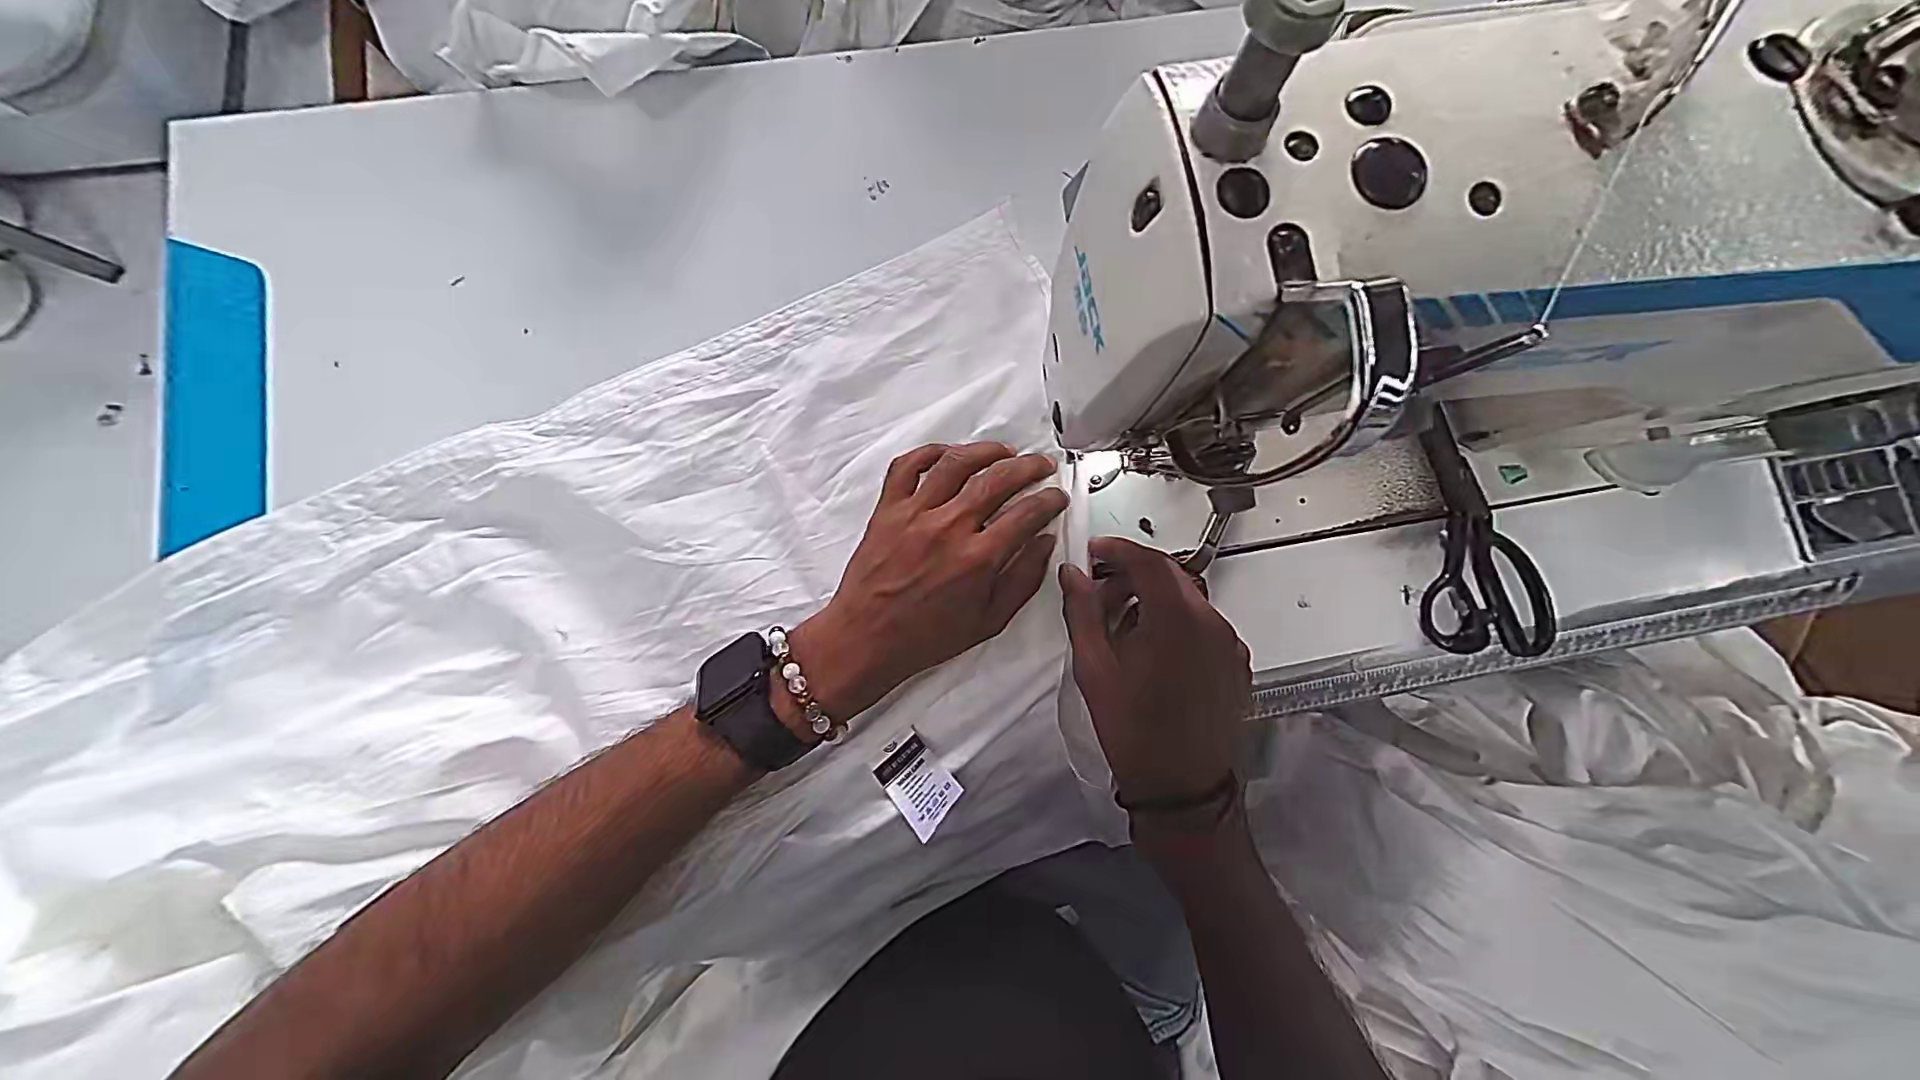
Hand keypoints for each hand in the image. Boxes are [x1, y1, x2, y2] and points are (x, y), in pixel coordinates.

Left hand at [785, 442, 1068, 728]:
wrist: (867, 638)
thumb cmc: (923, 635)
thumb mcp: (989, 620)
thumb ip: (1024, 579)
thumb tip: (1044, 544)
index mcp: (977, 560)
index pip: (1027, 513)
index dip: (1049, 500)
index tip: (1055, 497)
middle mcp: (948, 529)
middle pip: (998, 478)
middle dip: (1029, 466)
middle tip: (1040, 466)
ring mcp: (915, 515)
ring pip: (956, 463)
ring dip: (987, 451)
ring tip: (1003, 452)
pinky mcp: (888, 510)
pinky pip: (908, 466)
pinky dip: (930, 452)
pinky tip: (949, 455)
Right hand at [1059, 536, 1251, 802]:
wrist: (1182, 787)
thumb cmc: (1137, 733)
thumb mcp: (1095, 669)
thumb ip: (1082, 612)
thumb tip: (1074, 576)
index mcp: (1176, 620)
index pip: (1148, 561)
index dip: (1117, 550)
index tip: (1096, 552)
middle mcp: (1211, 624)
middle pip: (1170, 575)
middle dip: (1132, 574)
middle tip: (1100, 590)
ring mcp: (1228, 644)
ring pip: (1187, 599)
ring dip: (1153, 599)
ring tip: (1122, 626)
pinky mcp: (1235, 663)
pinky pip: (1203, 625)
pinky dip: (1175, 622)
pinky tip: (1151, 649)